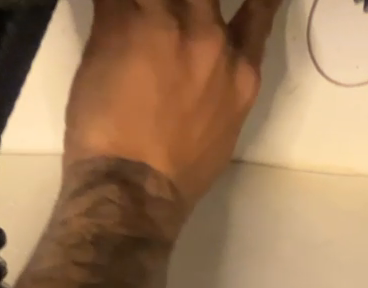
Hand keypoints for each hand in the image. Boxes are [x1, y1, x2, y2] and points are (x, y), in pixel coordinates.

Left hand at [65, 0, 285, 214]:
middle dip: (188, 3)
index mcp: (239, 71)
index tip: (235, 4)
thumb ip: (220, 91)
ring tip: (135, 24)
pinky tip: (107, 20)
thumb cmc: (176, 178)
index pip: (260, 9)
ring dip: (146, 7)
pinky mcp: (119, 21)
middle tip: (168, 19)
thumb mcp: (220, 134)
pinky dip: (110, 6)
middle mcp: (210, 38)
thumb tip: (207, 81)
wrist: (134, 188)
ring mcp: (166, 23)